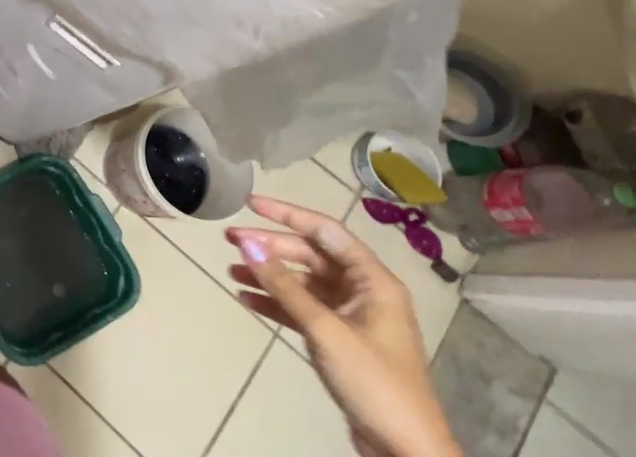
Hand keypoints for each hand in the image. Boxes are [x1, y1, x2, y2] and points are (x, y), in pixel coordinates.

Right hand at [227, 197, 460, 456]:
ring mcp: (351, 317)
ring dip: (268, 275)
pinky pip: (301, 310)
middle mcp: (363, 292)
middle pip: (311, 255)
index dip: (288, 214)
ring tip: (230, 270)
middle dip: (270, 246)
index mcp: (373, 281)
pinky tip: (247, 299)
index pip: (326, 232)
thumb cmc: (374, 381)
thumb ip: (285, 285)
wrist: (405, 448)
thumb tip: (247, 242)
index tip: (250, 204)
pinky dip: (275, 303)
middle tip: (229, 241)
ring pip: (303, 282)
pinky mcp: (339, 340)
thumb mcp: (325, 330)